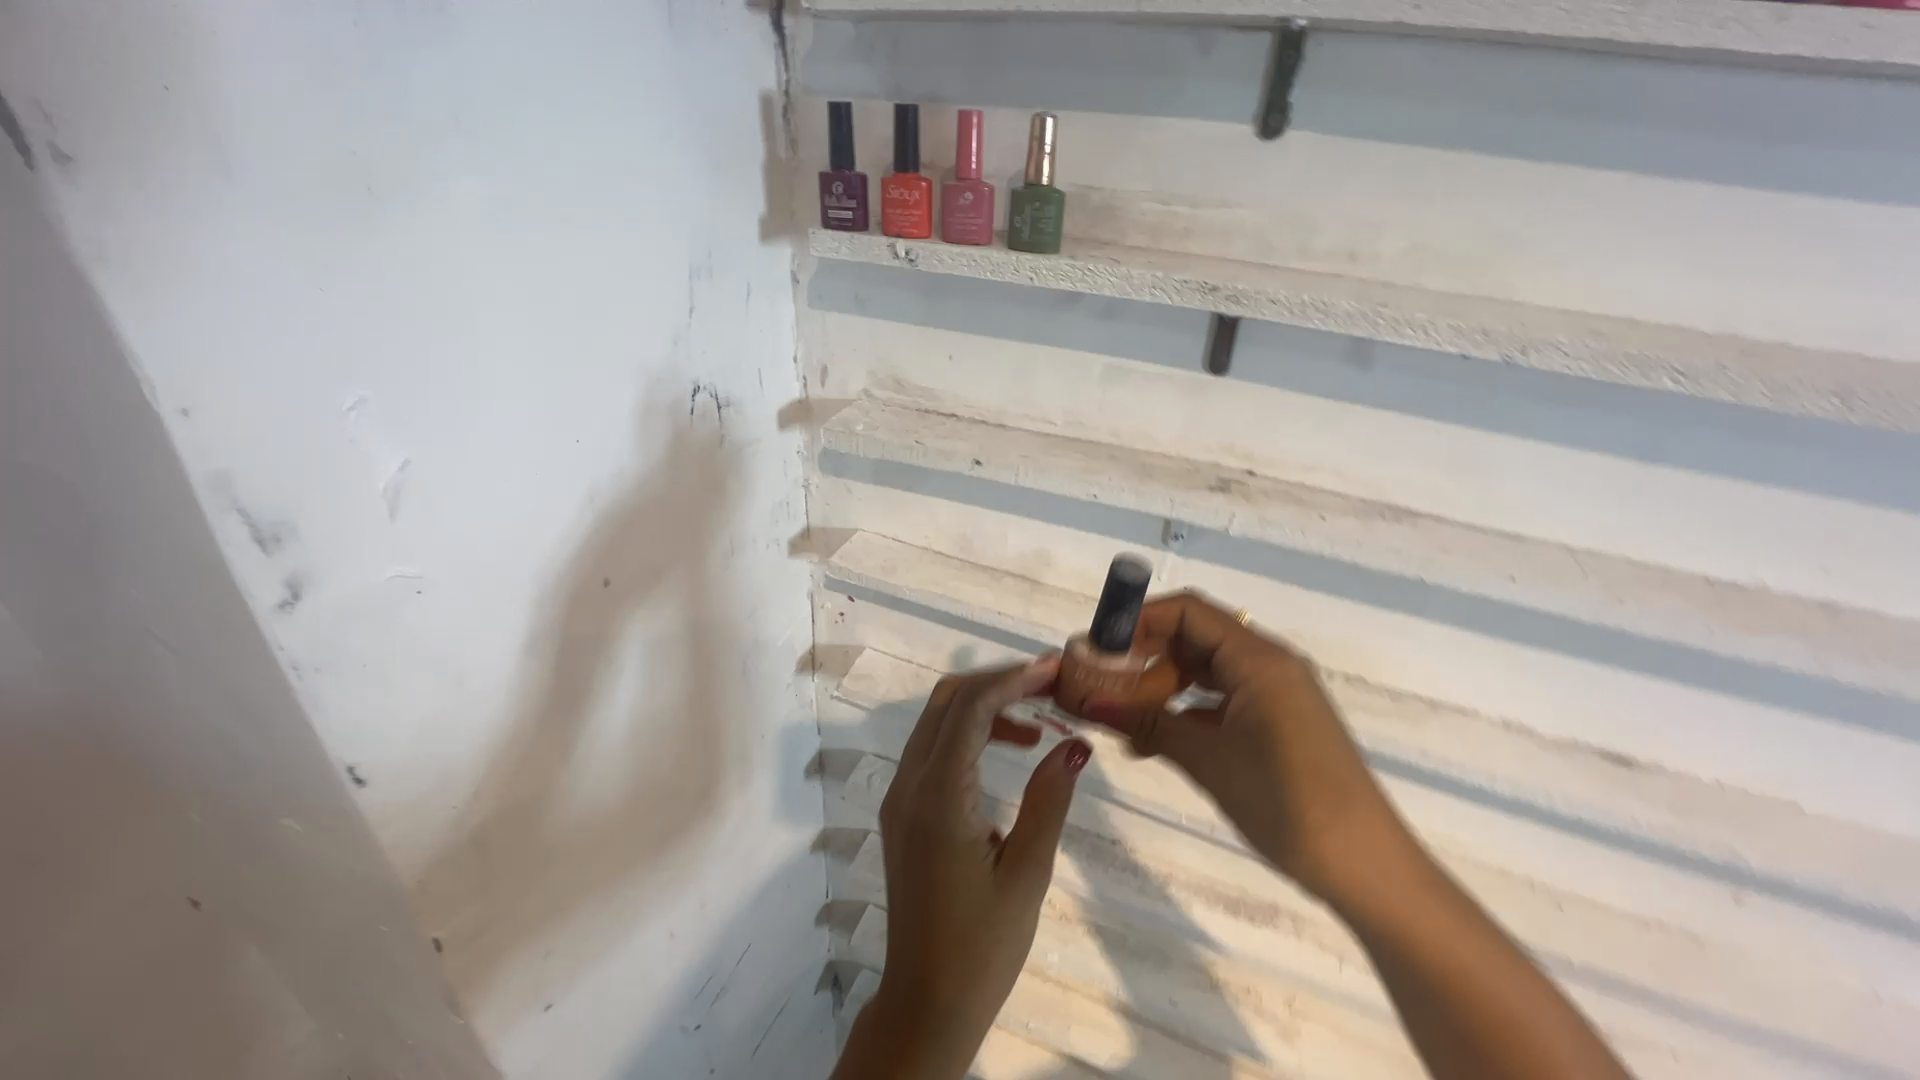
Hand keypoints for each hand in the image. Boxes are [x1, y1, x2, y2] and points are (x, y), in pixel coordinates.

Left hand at [834, 656, 1091, 1079]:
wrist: (927, 999)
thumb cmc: (983, 944)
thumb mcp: (1028, 871)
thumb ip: (1048, 799)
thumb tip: (1074, 743)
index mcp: (938, 795)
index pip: (970, 707)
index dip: (1013, 678)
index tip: (1057, 669)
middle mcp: (908, 785)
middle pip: (946, 702)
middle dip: (998, 682)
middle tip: (1051, 684)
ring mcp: (900, 798)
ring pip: (936, 723)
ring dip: (984, 707)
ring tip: (1039, 720)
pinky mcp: (903, 814)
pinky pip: (933, 752)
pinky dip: (969, 736)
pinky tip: (1011, 751)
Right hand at [1085, 592, 1411, 905]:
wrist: (1365, 865)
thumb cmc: (1285, 801)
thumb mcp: (1208, 760)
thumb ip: (1147, 724)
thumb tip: (1089, 703)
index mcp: (1259, 659)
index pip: (1188, 611)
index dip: (1138, 620)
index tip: (1095, 646)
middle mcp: (1271, 665)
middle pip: (1196, 637)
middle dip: (1144, 655)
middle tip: (1100, 685)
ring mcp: (1278, 696)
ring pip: (1207, 672)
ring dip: (1162, 687)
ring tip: (1120, 717)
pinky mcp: (1281, 725)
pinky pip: (1223, 701)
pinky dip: (1187, 713)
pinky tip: (1155, 742)